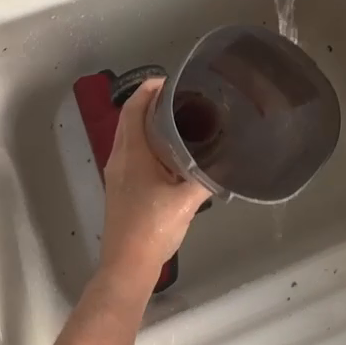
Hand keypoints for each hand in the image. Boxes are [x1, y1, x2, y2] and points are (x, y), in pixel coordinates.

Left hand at [98, 78, 209, 288]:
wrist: (127, 264)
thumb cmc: (153, 227)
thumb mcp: (187, 200)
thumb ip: (207, 178)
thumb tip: (227, 163)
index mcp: (132, 153)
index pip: (134, 108)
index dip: (148, 89)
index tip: (169, 80)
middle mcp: (120, 157)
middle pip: (129, 119)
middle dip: (150, 103)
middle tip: (180, 98)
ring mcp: (117, 173)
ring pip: (129, 136)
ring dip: (147, 123)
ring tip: (177, 120)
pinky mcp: (121, 187)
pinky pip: (131, 153)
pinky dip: (146, 142)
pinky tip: (168, 153)